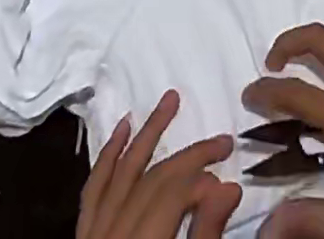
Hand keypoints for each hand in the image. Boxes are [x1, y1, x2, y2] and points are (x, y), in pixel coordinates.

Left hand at [79, 90, 243, 238]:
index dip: (204, 179)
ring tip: (169, 99)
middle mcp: (111, 236)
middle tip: (223, 140)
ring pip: (120, 172)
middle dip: (189, 155)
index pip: (173, 193)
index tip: (232, 175)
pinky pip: (93, 190)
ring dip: (147, 134)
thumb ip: (205, 236)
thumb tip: (229, 186)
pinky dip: (108, 156)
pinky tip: (123, 128)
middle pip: (152, 179)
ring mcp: (91, 237)